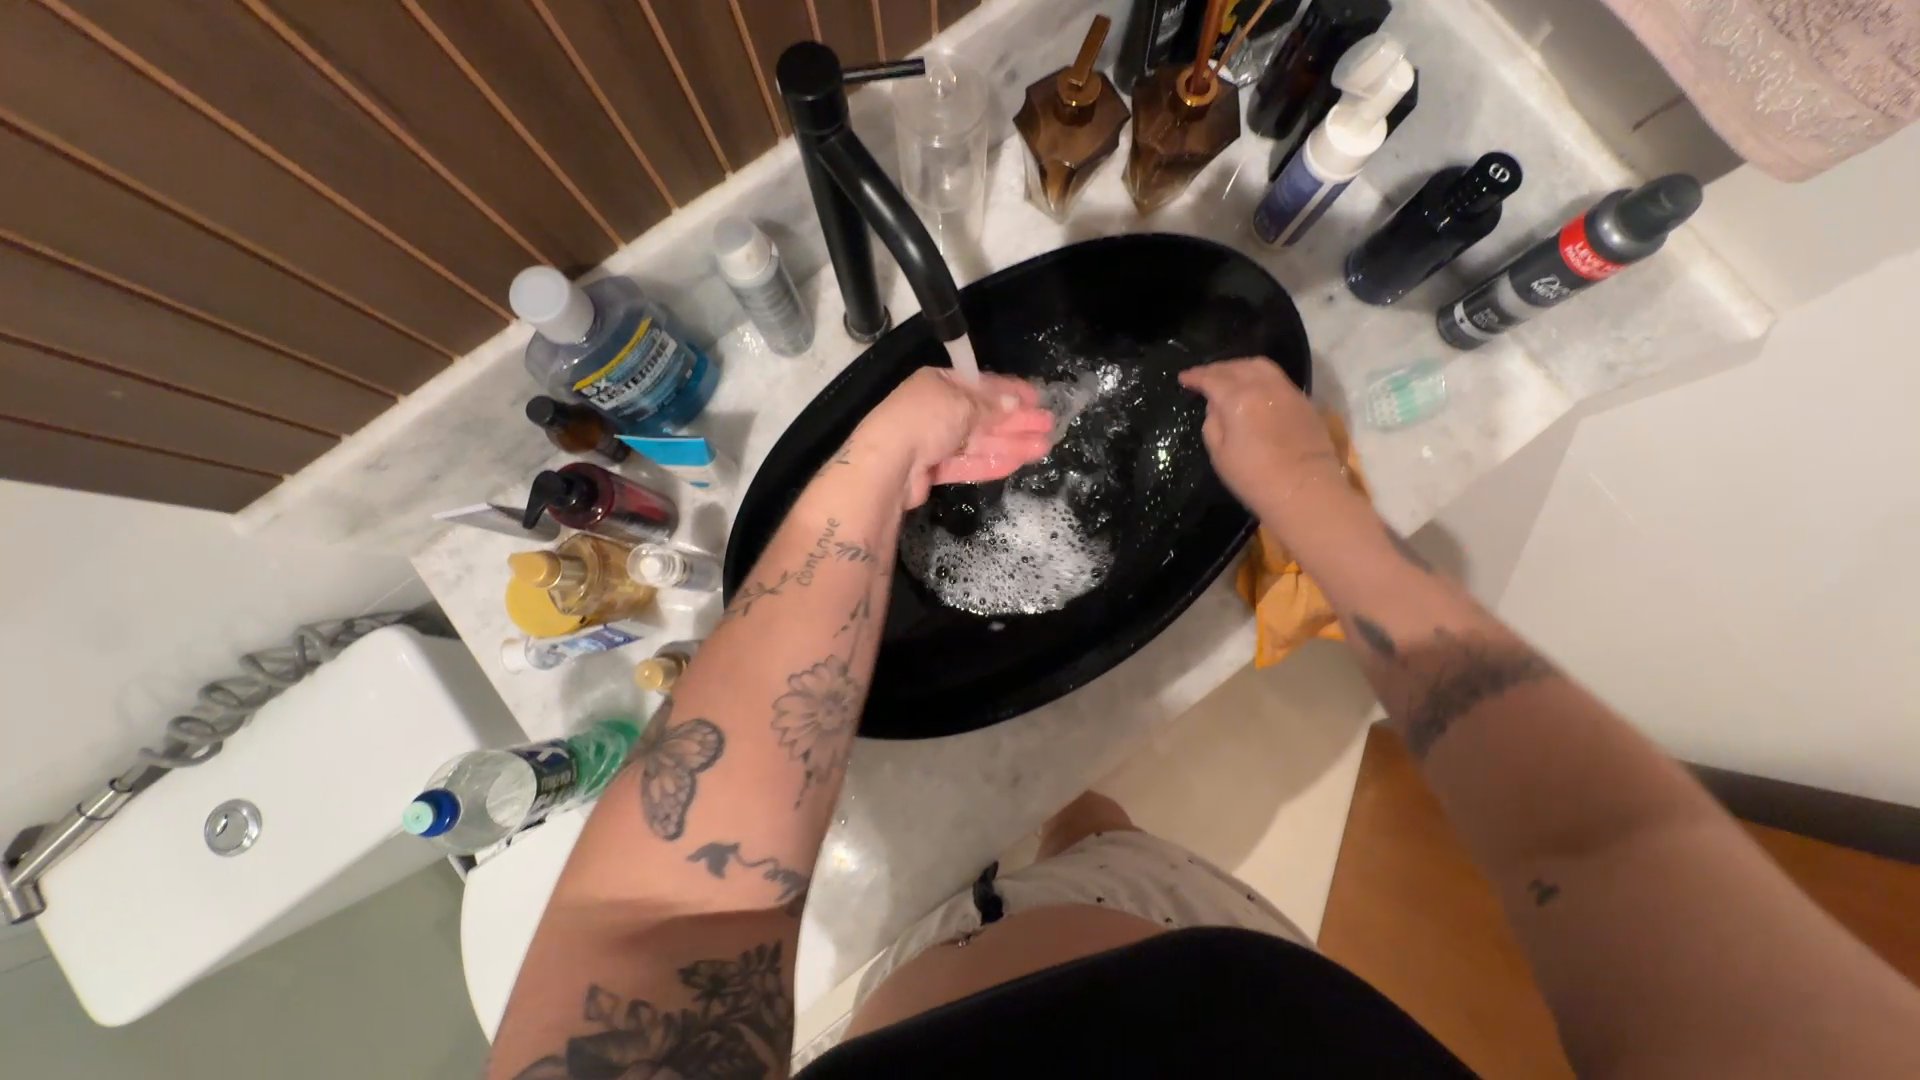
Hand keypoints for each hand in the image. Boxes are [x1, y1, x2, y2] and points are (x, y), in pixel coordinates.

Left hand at [853, 368, 1054, 506]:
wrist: (886, 465)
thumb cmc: (924, 420)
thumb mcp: (962, 403)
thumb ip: (991, 406)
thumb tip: (1016, 404)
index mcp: (939, 383)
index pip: (982, 385)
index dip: (1011, 392)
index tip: (1037, 399)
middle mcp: (936, 409)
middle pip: (984, 415)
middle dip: (1017, 421)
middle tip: (1048, 427)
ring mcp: (933, 441)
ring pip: (979, 441)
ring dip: (1011, 443)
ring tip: (1042, 449)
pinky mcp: (932, 470)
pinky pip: (967, 463)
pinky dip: (991, 462)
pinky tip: (1017, 463)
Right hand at [1178, 358, 1344, 515]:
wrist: (1306, 490)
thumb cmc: (1255, 478)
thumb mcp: (1219, 455)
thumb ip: (1213, 423)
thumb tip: (1217, 406)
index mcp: (1239, 399)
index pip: (1212, 379)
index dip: (1196, 376)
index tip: (1184, 378)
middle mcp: (1264, 387)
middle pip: (1237, 367)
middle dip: (1217, 369)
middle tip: (1204, 376)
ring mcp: (1287, 391)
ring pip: (1260, 366)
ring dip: (1240, 367)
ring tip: (1228, 376)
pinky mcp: (1303, 401)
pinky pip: (1276, 378)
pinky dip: (1259, 376)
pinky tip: (1253, 387)